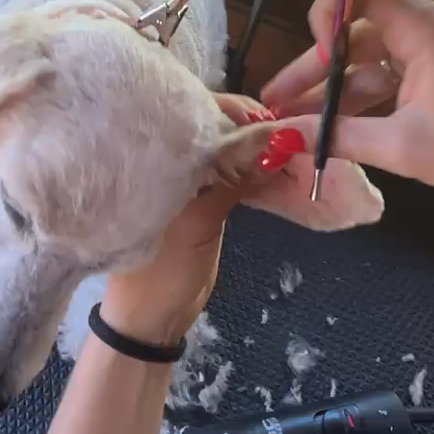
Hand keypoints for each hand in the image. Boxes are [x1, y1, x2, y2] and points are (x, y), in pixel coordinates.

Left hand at [98, 94, 268, 343]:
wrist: (150, 321)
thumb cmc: (161, 271)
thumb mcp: (198, 221)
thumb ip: (232, 179)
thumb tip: (274, 142)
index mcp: (156, 156)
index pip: (194, 114)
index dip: (232, 112)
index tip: (268, 117)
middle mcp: (169, 159)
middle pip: (212, 126)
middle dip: (247, 125)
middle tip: (283, 130)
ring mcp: (186, 176)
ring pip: (224, 147)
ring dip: (252, 145)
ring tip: (283, 144)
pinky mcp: (204, 196)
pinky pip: (229, 170)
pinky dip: (250, 167)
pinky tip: (272, 165)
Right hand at [258, 0, 433, 210]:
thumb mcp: (405, 149)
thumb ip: (338, 137)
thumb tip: (282, 138)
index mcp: (426, 26)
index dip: (325, 13)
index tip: (316, 59)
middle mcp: (431, 20)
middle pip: (356, 30)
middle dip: (315, 68)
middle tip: (276, 101)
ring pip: (370, 54)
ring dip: (336, 87)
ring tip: (292, 119)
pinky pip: (392, 68)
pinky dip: (366, 92)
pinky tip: (333, 121)